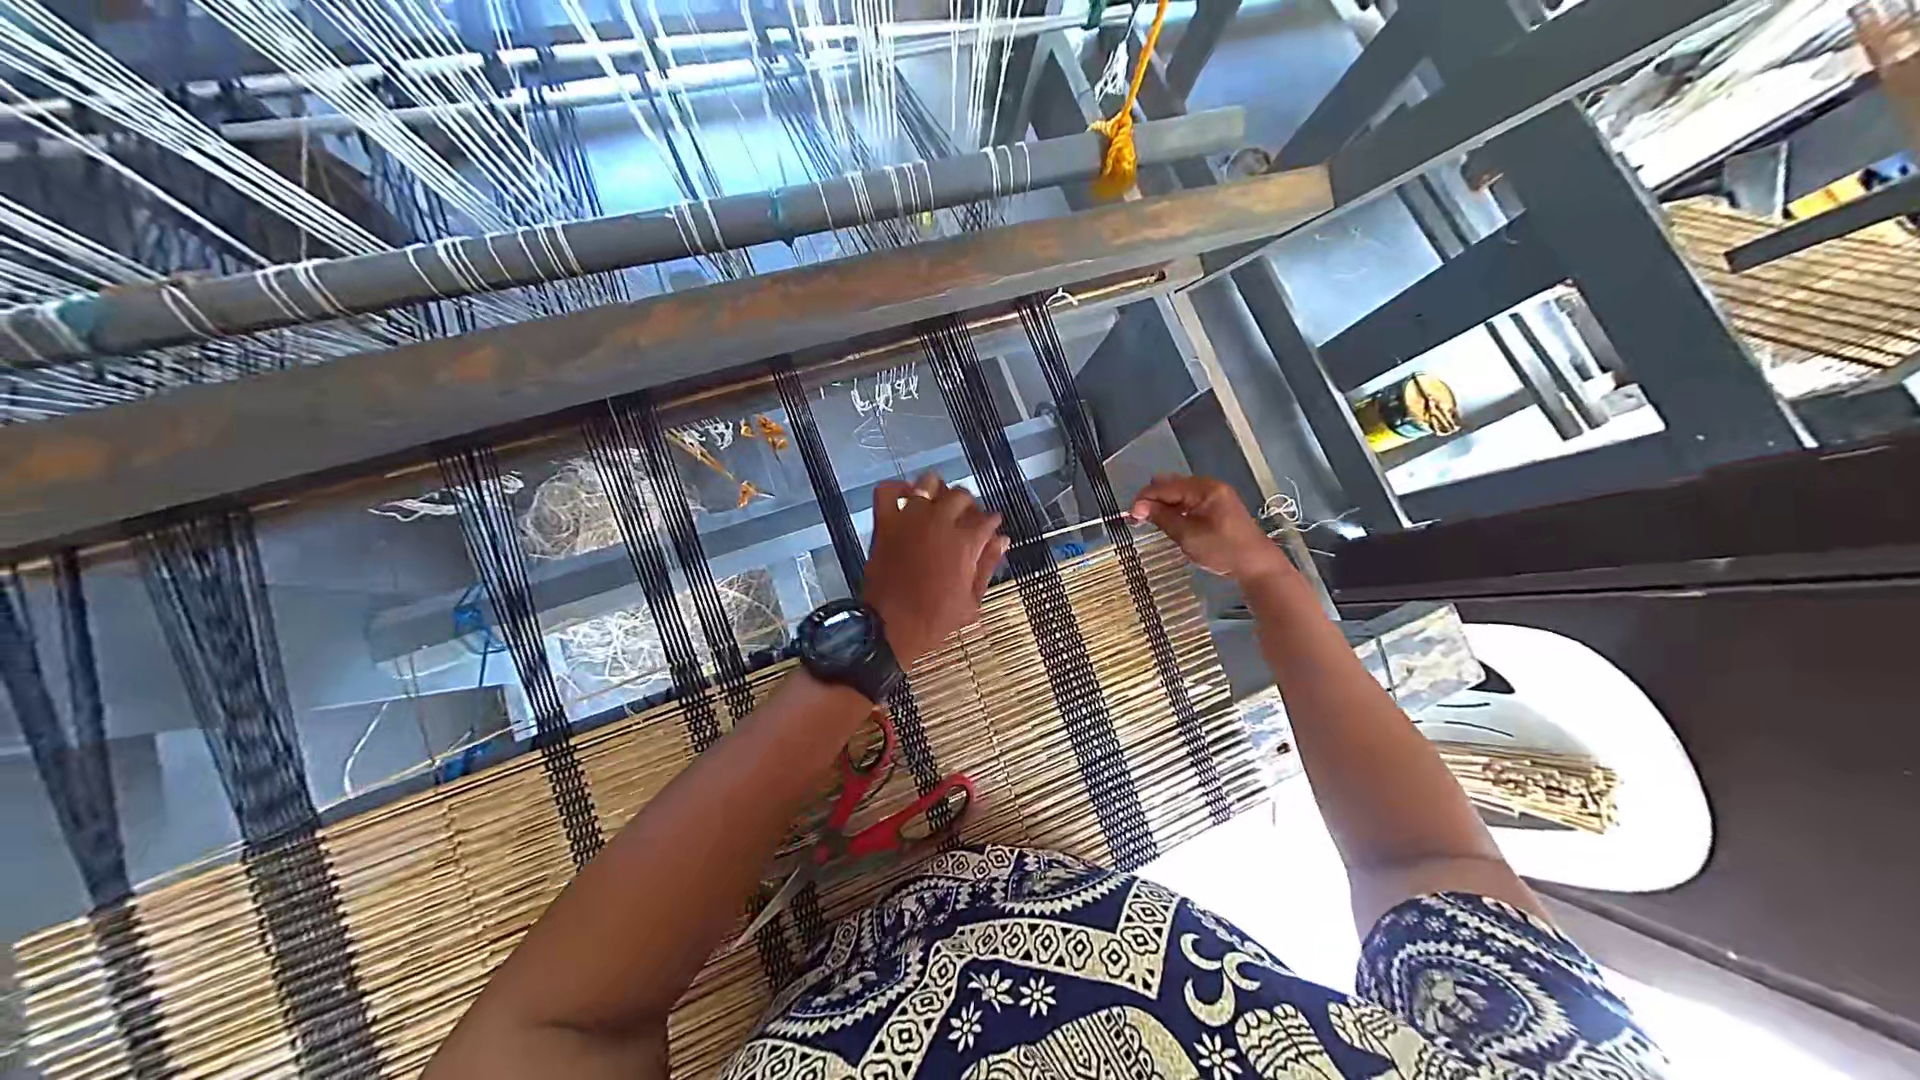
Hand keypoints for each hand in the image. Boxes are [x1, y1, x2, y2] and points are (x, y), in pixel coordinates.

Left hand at [863, 472, 1008, 663]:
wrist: (890, 626)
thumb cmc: (934, 619)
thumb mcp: (972, 600)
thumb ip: (988, 565)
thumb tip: (1001, 541)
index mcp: (966, 541)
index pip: (987, 519)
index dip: (992, 524)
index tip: (990, 530)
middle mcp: (940, 522)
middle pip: (962, 495)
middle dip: (969, 505)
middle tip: (967, 519)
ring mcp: (910, 519)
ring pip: (930, 483)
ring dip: (939, 491)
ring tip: (940, 505)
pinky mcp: (886, 523)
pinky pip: (887, 491)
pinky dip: (896, 488)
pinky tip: (907, 496)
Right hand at [1129, 474, 1289, 582]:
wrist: (1257, 565)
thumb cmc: (1223, 550)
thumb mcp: (1188, 535)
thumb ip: (1162, 518)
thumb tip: (1138, 507)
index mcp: (1204, 489)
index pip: (1165, 486)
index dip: (1144, 499)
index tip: (1130, 515)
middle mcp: (1210, 486)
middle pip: (1172, 485)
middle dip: (1152, 499)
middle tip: (1139, 519)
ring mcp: (1215, 496)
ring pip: (1179, 493)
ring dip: (1163, 505)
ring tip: (1151, 521)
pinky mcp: (1217, 507)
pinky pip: (1189, 501)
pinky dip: (1176, 509)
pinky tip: (1170, 522)